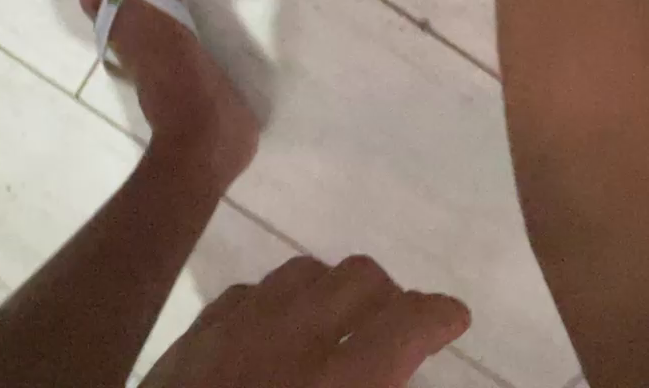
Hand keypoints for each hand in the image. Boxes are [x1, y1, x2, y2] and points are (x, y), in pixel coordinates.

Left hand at [140, 255, 469, 387]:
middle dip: (390, 296)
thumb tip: (389, 374)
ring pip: (304, 272)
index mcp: (326, 385)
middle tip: (400, 328)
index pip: (399, 328)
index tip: (455, 317)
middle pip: (356, 279)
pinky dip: (278, 303)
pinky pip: (251, 292)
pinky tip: (274, 336)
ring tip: (340, 327)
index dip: (436, 315)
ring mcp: (231, 331)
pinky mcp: (193, 336)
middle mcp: (283, 344)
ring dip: (333, 293)